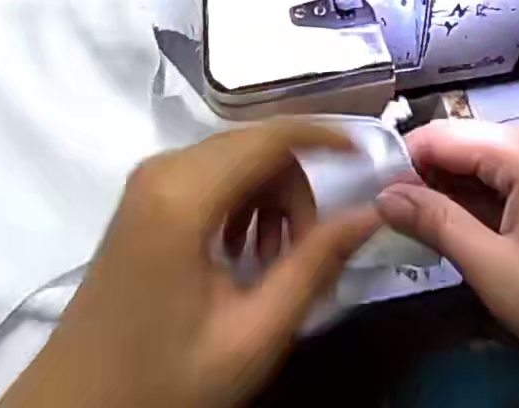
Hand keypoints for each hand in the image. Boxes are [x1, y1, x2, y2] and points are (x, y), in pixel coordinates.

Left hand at [0, 122, 380, 407]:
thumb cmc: (157, 386)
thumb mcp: (250, 336)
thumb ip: (315, 266)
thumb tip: (371, 212)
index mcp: (185, 195)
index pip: (273, 135)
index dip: (326, 136)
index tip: (365, 158)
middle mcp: (165, 167)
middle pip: (259, 143)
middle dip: (297, 185)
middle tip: (307, 247)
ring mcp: (151, 177)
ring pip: (240, 154)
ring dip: (272, 194)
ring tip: (274, 258)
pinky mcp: (147, 193)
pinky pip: (215, 170)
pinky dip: (245, 198)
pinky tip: (242, 250)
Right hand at [375, 122, 518, 407]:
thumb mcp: (496, 270)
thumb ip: (436, 222)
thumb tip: (381, 193)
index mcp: (518, 148)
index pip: (436, 136)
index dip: (398, 164)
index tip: (366, 202)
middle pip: (455, 146)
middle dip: (420, 180)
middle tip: (386, 226)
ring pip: (473, 165)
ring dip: (442, 195)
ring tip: (413, 234)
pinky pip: (496, 183)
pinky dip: (470, 205)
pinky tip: (454, 236)